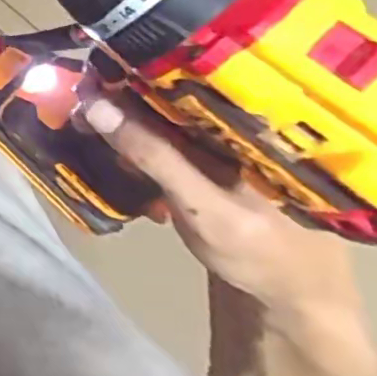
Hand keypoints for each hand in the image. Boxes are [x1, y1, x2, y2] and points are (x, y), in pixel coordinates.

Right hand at [81, 91, 362, 319]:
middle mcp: (239, 121)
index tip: (89, 76)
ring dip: (121, 115)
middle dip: (119, 93)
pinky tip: (113, 146)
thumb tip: (94, 103)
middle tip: (78, 104)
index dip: (134, 69)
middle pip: (168, 88)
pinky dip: (134, 136)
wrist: (298, 306)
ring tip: (86, 122)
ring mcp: (223, 140)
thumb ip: (153, 155)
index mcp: (252, 120)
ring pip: (161, 110)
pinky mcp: (207, 159)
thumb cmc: (267, 257)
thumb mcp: (206, 209)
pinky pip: (163, 134)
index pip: (185, 74)